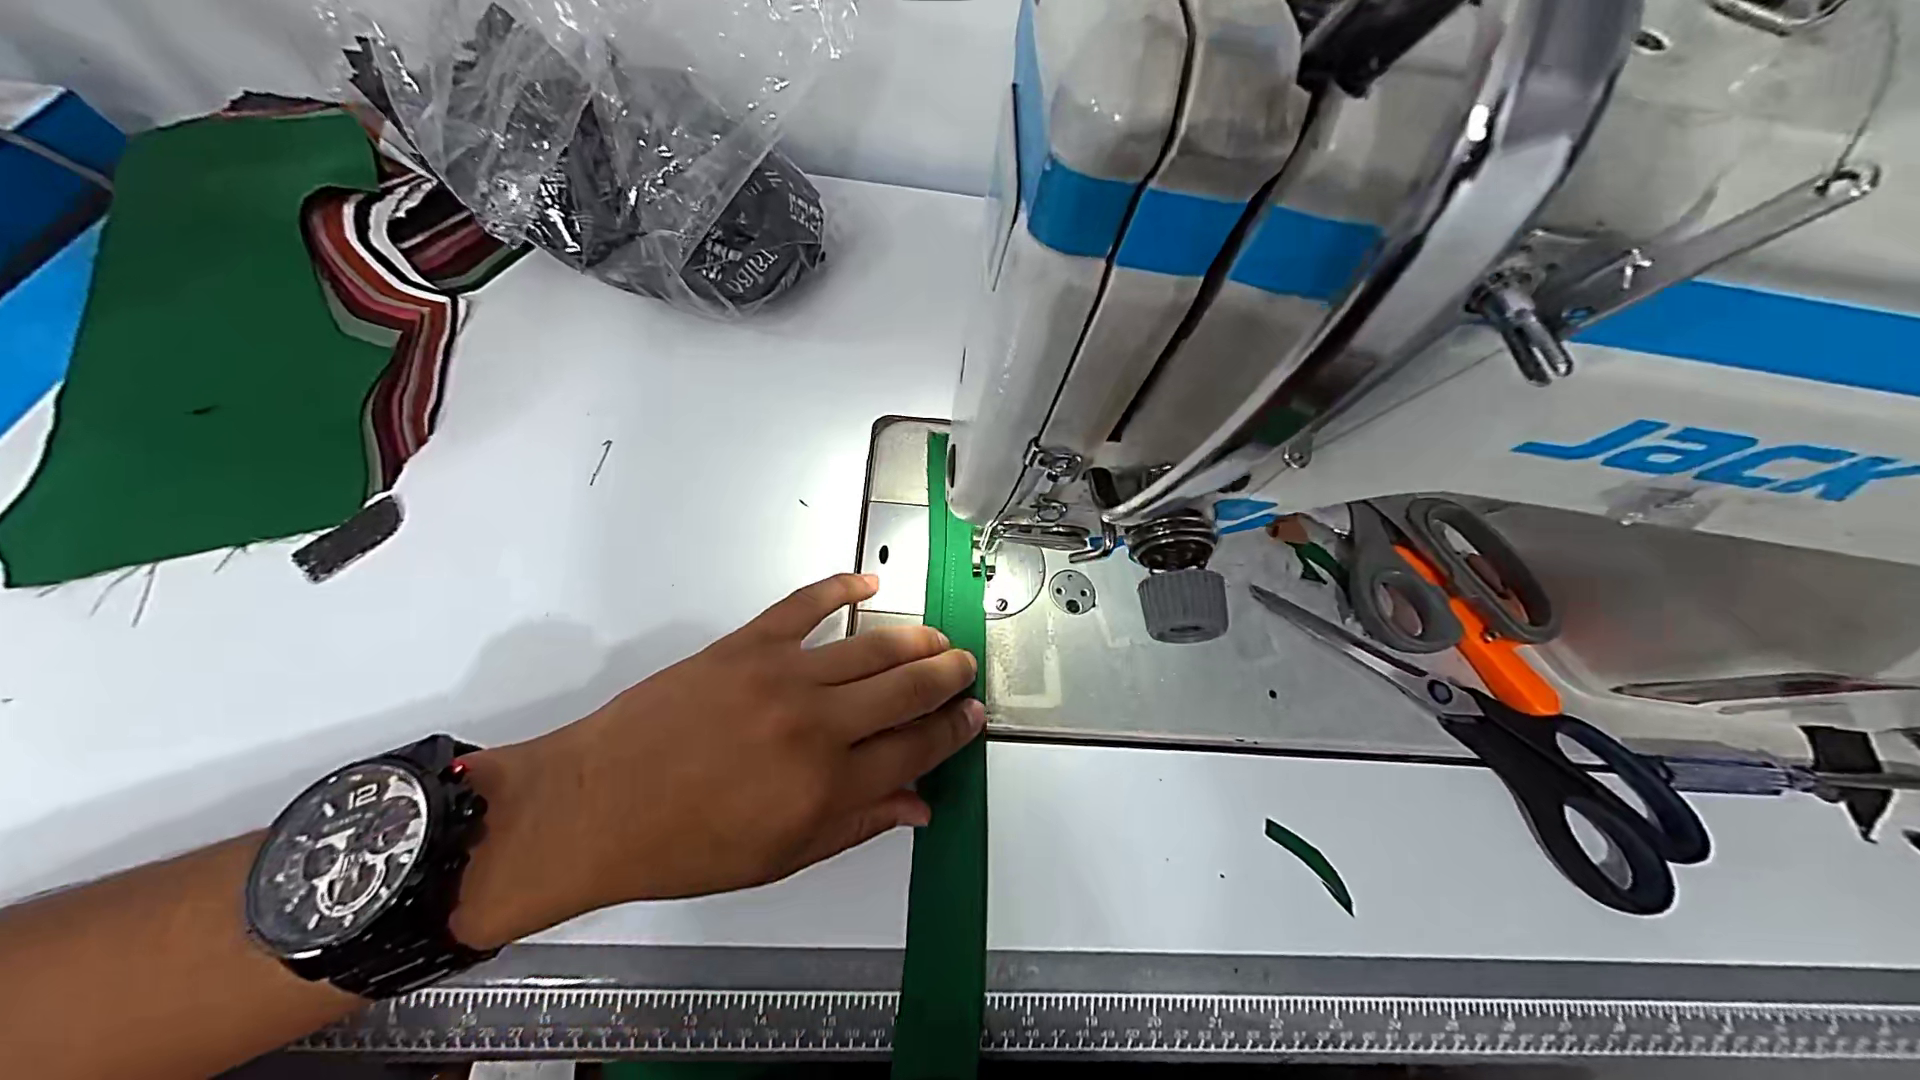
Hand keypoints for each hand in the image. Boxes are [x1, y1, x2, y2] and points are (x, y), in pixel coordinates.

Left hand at [452, 574, 982, 944]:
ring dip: (915, 640)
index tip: (972, 716)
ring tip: (937, 639)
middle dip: (948, 676)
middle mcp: (818, 726)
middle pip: (907, 689)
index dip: (952, 731)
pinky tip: (869, 583)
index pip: (916, 748)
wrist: (595, 806)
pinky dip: (842, 586)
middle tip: (965, 667)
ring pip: (872, 646)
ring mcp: (783, 676)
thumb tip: (920, 805)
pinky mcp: (747, 643)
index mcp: (829, 786)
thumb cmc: (688, 846)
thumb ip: (859, 824)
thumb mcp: (781, 857)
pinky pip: (806, 604)